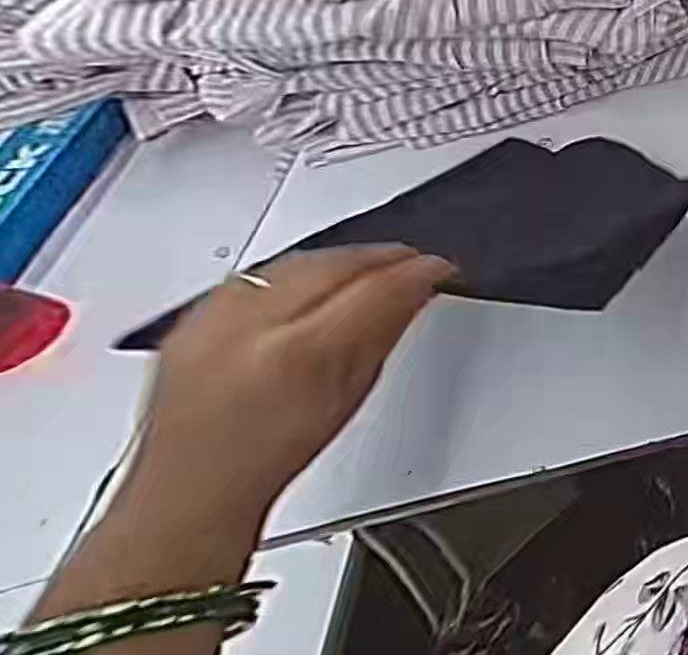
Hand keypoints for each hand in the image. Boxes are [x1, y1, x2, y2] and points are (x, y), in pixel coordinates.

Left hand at [131, 246, 452, 519]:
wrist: (193, 489)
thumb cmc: (274, 451)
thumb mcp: (356, 386)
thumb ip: (389, 327)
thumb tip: (419, 287)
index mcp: (299, 354)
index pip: (377, 287)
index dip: (417, 270)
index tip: (438, 267)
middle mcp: (247, 331)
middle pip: (336, 264)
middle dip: (384, 257)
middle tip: (413, 262)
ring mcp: (210, 325)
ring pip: (298, 261)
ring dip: (345, 258)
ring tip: (373, 267)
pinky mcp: (190, 322)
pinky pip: (258, 273)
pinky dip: (300, 268)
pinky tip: (320, 275)